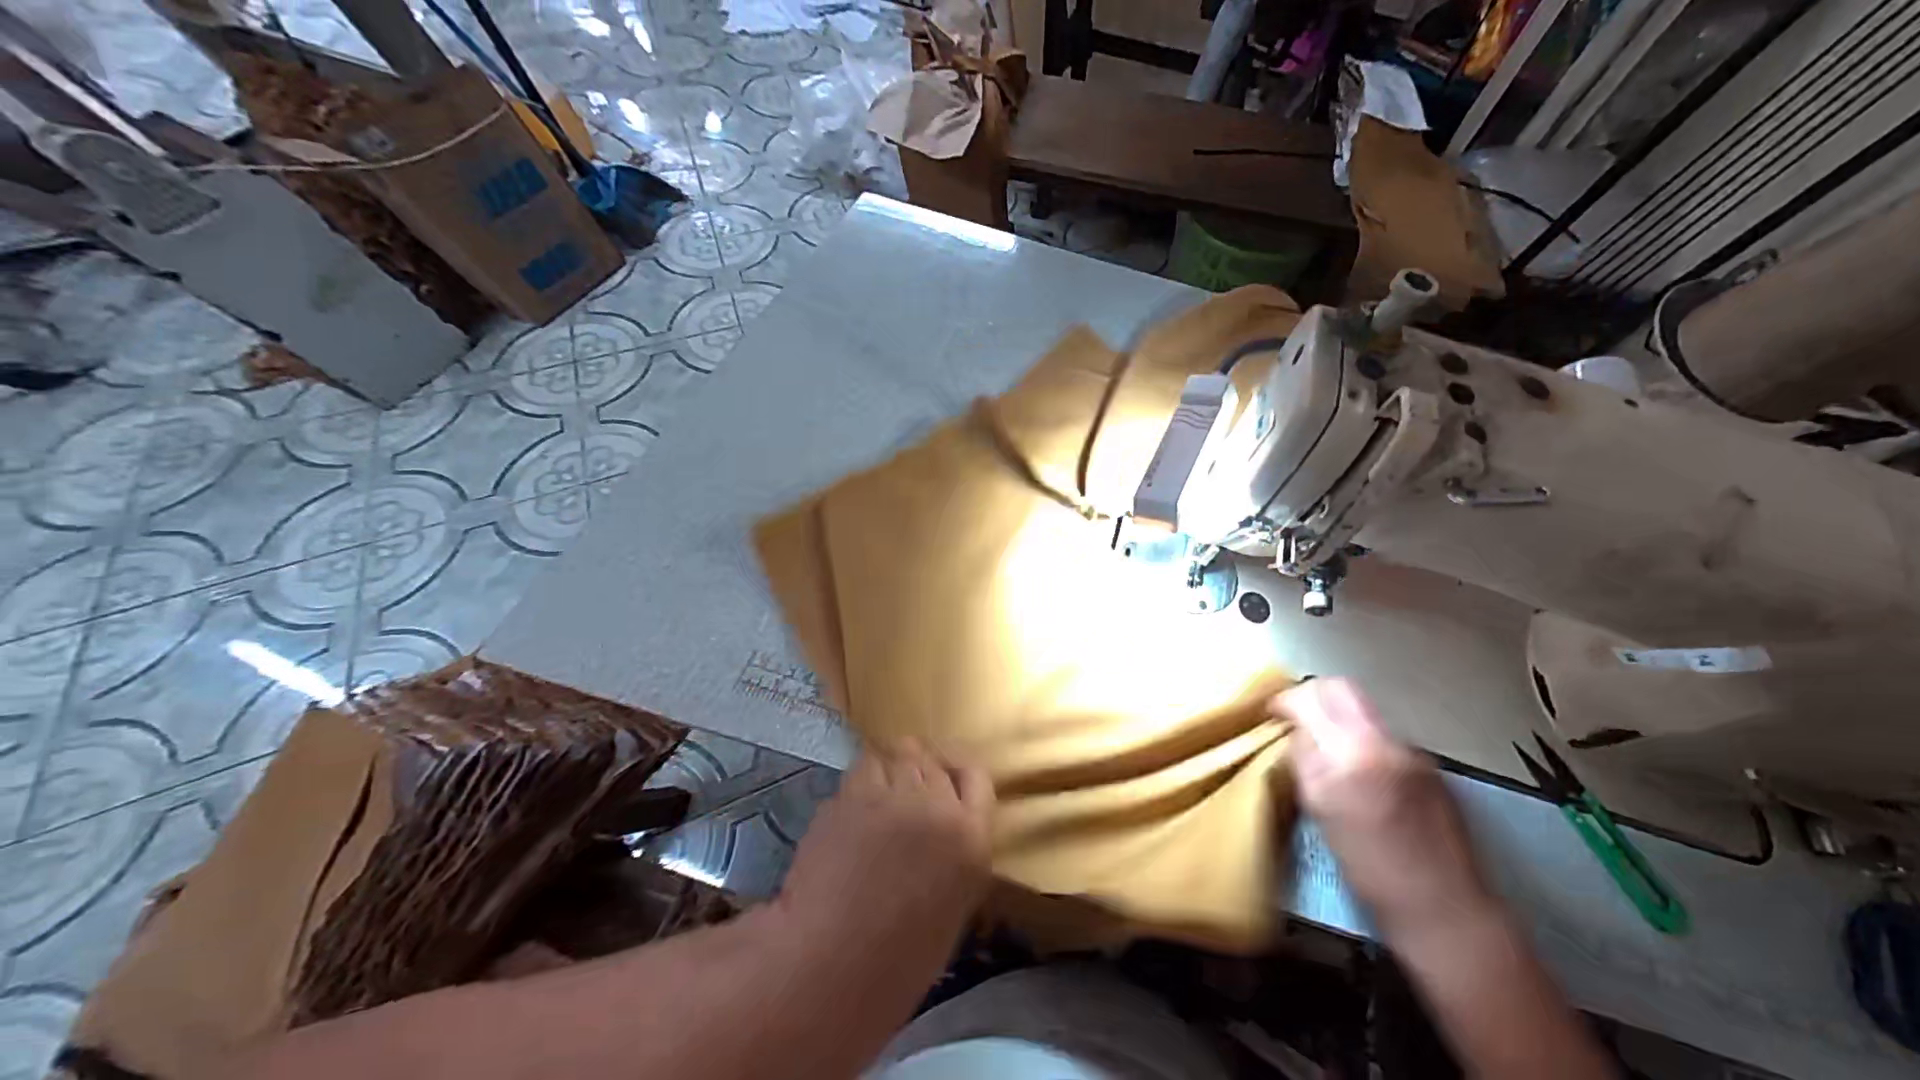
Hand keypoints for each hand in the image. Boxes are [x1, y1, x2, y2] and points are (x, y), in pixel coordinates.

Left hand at [777, 740, 994, 941]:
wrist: (832, 964)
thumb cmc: (897, 959)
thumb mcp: (952, 905)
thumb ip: (953, 852)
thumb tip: (937, 828)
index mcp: (972, 840)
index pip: (976, 777)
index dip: (957, 771)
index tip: (944, 777)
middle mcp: (937, 807)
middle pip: (931, 760)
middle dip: (918, 770)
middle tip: (901, 794)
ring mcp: (892, 796)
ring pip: (895, 757)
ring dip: (888, 771)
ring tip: (874, 799)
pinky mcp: (851, 795)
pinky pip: (862, 769)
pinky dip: (859, 782)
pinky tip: (850, 809)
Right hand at [1272, 679, 1500, 940]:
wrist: (1445, 909)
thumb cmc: (1370, 870)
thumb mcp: (1320, 812)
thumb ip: (1305, 762)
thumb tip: (1295, 734)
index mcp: (1352, 754)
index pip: (1310, 699)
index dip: (1284, 701)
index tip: (1270, 715)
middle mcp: (1384, 742)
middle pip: (1340, 689)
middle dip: (1311, 697)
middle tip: (1292, 719)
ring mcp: (1411, 751)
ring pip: (1362, 710)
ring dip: (1336, 717)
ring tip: (1321, 747)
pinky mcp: (1429, 766)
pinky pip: (1381, 734)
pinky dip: (1360, 739)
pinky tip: (1356, 772)